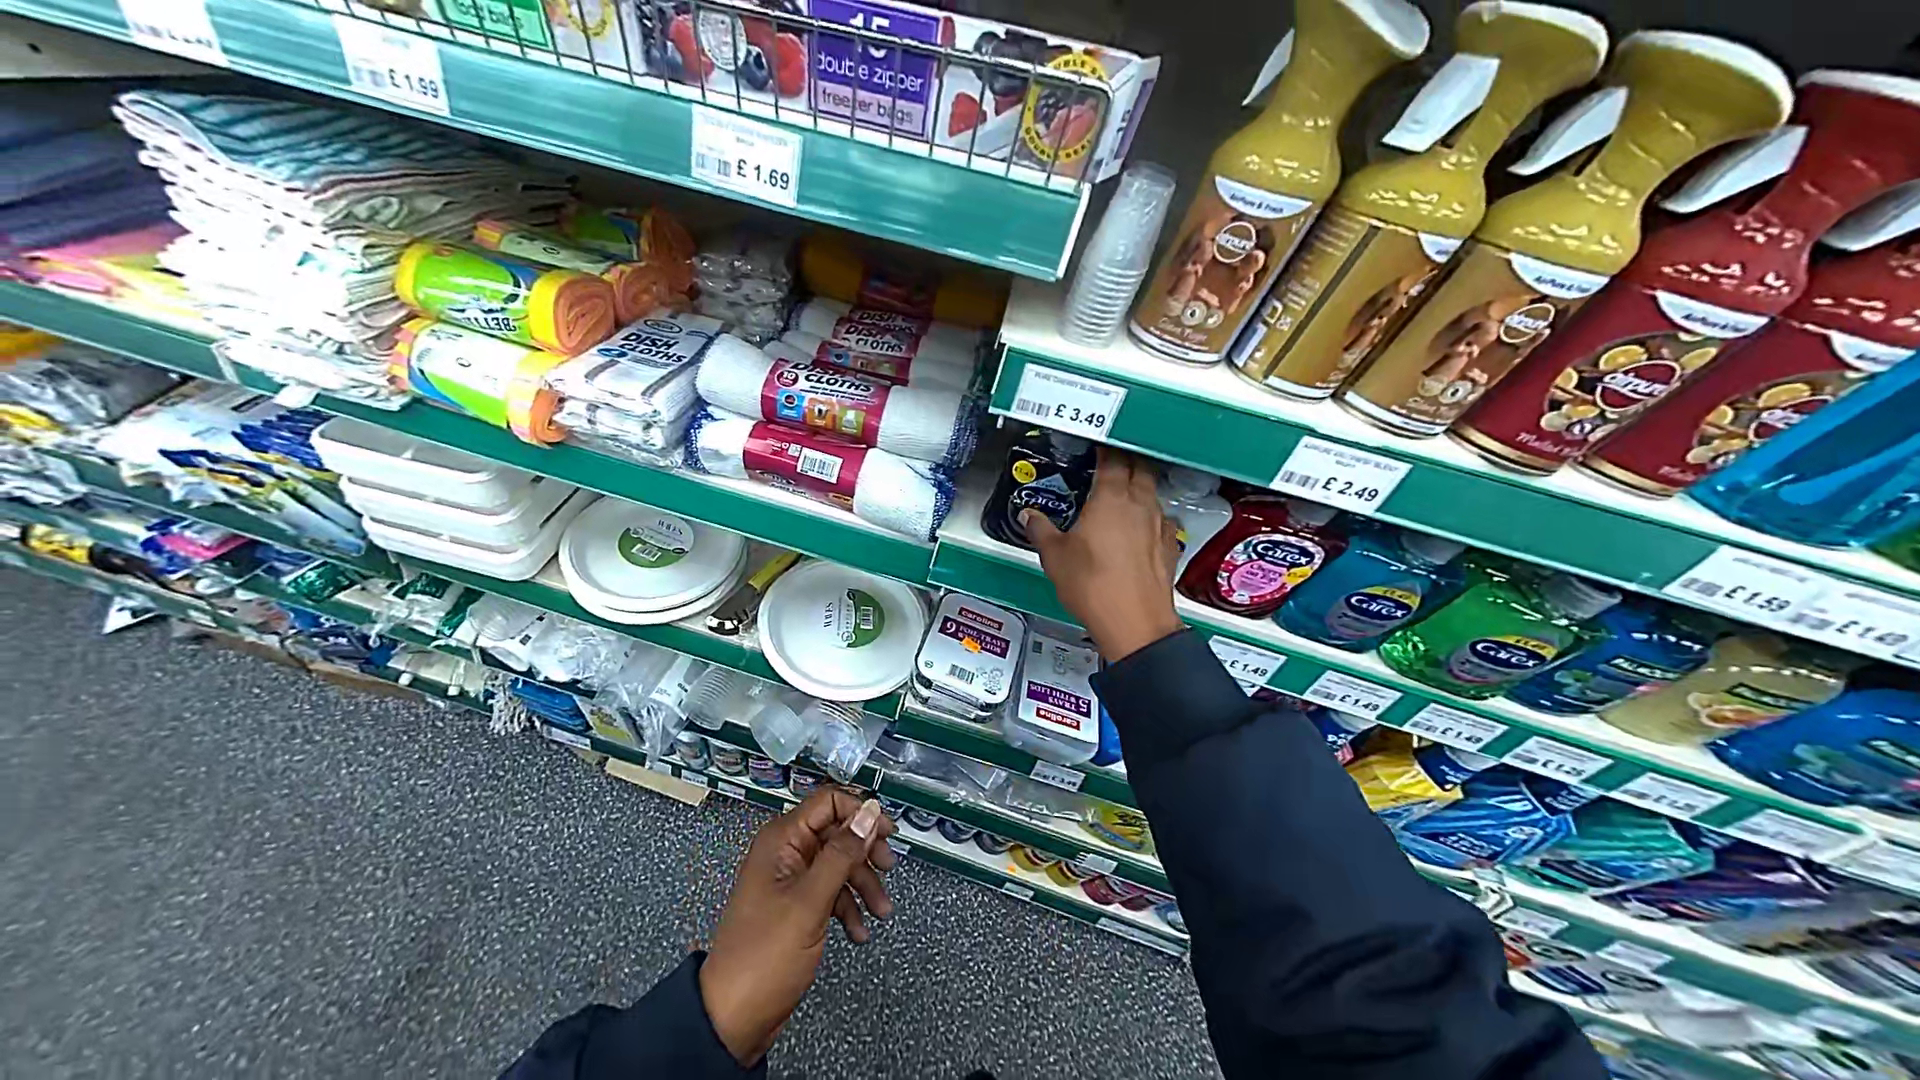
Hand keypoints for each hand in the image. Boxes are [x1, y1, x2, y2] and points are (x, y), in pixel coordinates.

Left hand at [698, 789, 896, 1065]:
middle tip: (889, 868)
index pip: (828, 802)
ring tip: (882, 911)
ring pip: (839, 865)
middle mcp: (787, 852)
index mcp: (782, 839)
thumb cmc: (766, 954)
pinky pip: (831, 893)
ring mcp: (792, 880)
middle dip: (865, 852)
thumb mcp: (810, 900)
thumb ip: (842, 852)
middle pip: (837, 833)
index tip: (886, 832)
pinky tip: (859, 932)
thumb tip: (869, 811)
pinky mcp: (797, 906)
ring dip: (863, 885)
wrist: (734, 1018)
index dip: (860, 812)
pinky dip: (848, 908)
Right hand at [1023, 446, 1184, 661]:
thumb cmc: (1093, 586)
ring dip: (1140, 486)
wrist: (1134, 624)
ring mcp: (1159, 525)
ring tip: (1121, 494)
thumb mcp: (1054, 556)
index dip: (1104, 450)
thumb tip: (1029, 516)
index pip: (1112, 459)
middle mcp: (1140, 504)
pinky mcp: (1169, 547)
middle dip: (1126, 461)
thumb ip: (1041, 530)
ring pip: (1153, 492)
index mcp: (1111, 498)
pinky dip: (1150, 516)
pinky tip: (1139, 528)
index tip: (1096, 446)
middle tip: (1110, 463)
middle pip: (1140, 468)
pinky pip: (1162, 520)